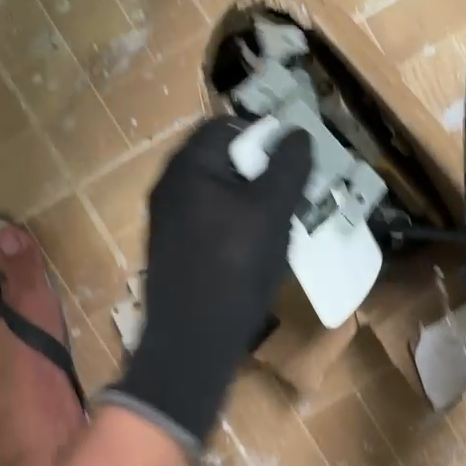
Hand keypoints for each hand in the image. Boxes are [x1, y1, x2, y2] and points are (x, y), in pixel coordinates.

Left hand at [100, 116, 312, 459]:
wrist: (192, 340)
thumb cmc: (234, 265)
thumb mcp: (271, 211)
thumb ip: (287, 167)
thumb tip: (298, 134)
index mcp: (187, 166)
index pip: (225, 126)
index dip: (261, 133)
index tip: (292, 154)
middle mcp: (169, 186)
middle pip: (221, 159)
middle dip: (260, 170)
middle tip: (292, 189)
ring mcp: (167, 219)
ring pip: (217, 192)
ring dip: (251, 199)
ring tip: (282, 221)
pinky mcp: (172, 248)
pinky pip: (208, 219)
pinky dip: (235, 223)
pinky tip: (259, 249)